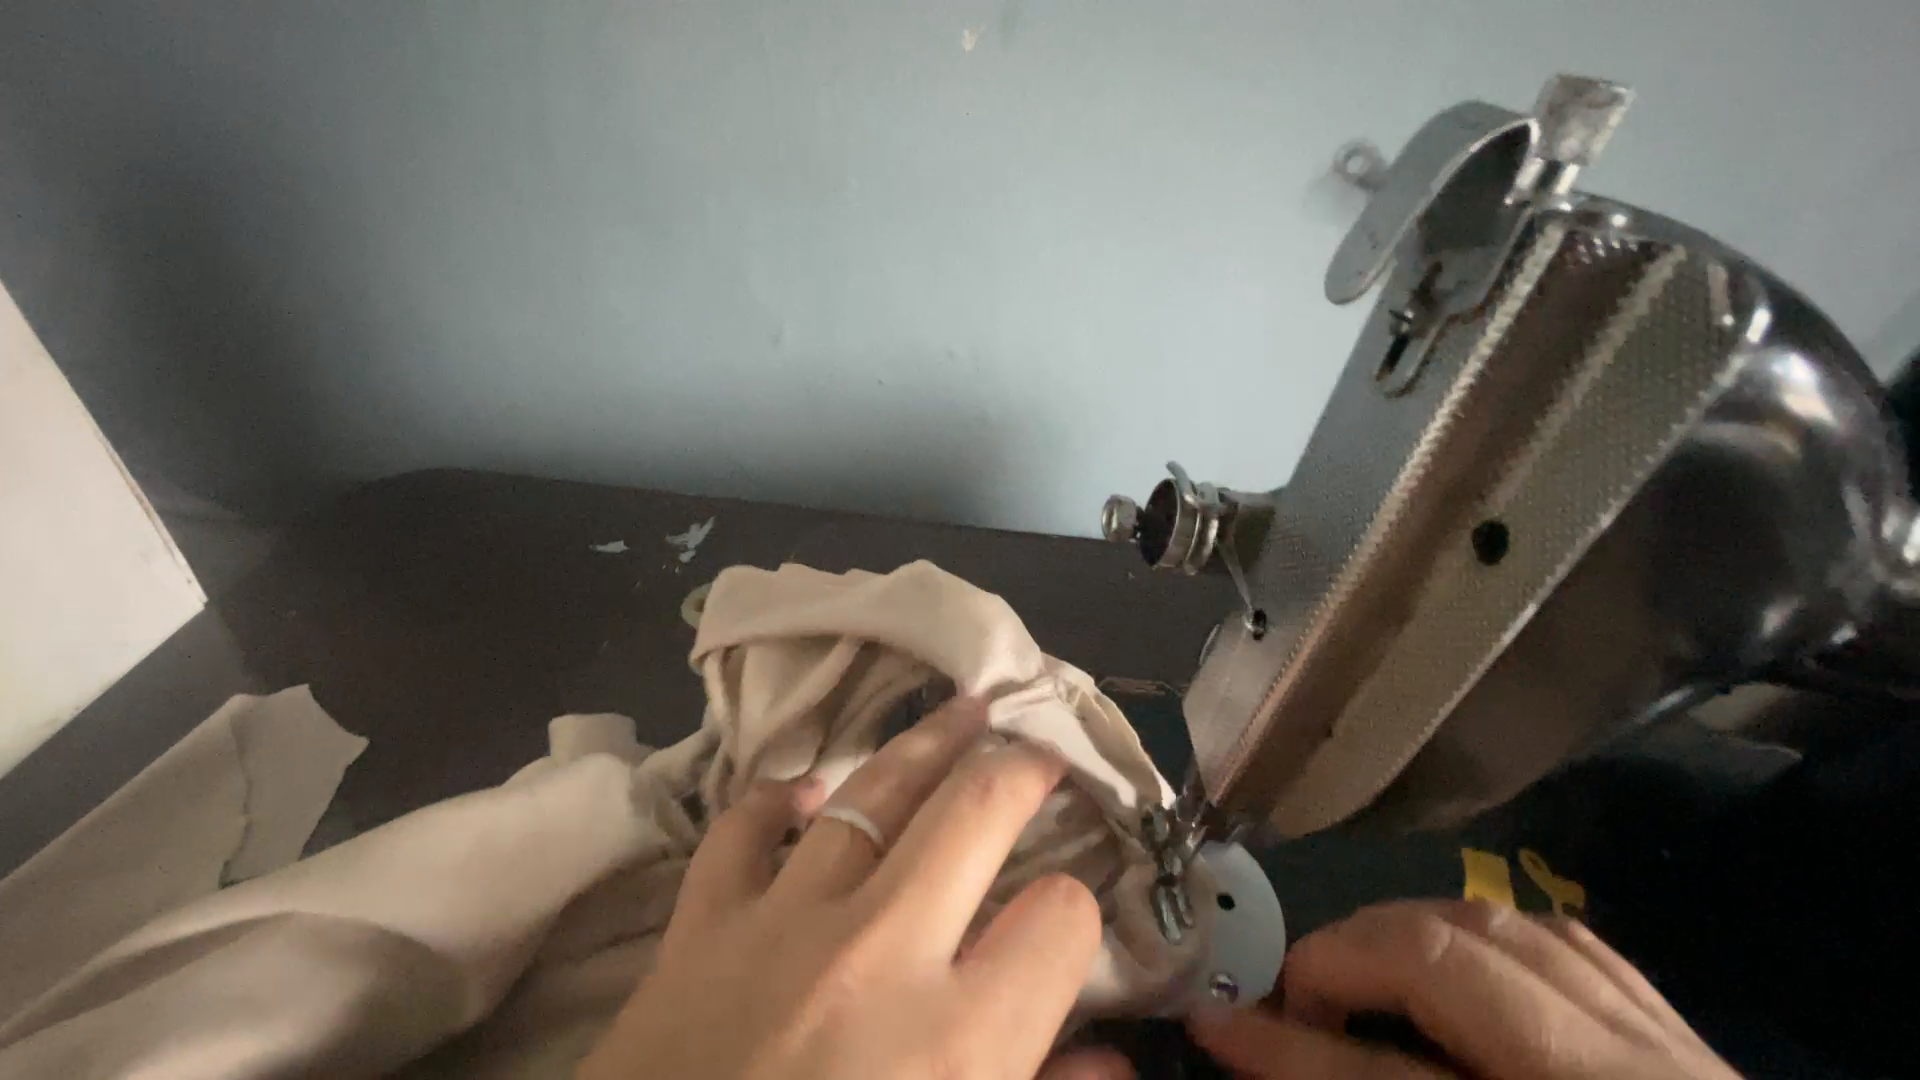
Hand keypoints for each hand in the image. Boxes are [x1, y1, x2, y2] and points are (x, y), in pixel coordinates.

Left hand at [577, 698, 1115, 1079]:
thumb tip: (1111, 1055)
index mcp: (957, 1043)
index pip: (1060, 917)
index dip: (1076, 911)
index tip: (1062, 922)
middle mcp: (880, 956)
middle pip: (976, 811)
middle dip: (1023, 770)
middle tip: (1039, 751)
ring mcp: (783, 925)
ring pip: (874, 792)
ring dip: (929, 744)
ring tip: (963, 712)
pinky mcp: (700, 927)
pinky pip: (745, 829)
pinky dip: (778, 801)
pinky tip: (809, 789)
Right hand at [1187, 898, 1738, 1079]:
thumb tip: (1297, 1070)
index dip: (1284, 1050)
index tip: (1214, 1024)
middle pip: (1440, 963)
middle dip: (1338, 959)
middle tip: (1293, 995)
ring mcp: (1669, 1056)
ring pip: (1500, 928)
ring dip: (1404, 930)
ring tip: (1358, 964)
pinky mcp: (1698, 1045)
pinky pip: (1570, 942)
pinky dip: (1492, 934)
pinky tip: (1457, 953)